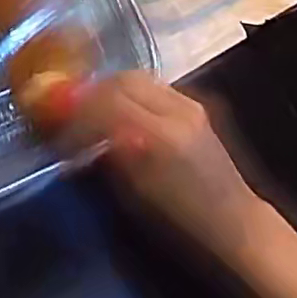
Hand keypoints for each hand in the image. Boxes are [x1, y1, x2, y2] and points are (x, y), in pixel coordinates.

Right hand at [72, 72, 265, 254]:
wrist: (235, 221)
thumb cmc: (182, 220)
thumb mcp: (136, 192)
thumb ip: (107, 153)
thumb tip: (75, 130)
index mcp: (160, 137)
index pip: (109, 102)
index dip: (81, 105)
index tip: (61, 113)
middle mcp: (175, 110)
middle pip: (123, 80)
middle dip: (94, 88)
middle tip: (74, 102)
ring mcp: (188, 103)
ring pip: (137, 76)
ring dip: (111, 85)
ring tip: (95, 102)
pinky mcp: (193, 103)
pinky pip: (152, 84)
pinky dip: (130, 89)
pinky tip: (121, 104)